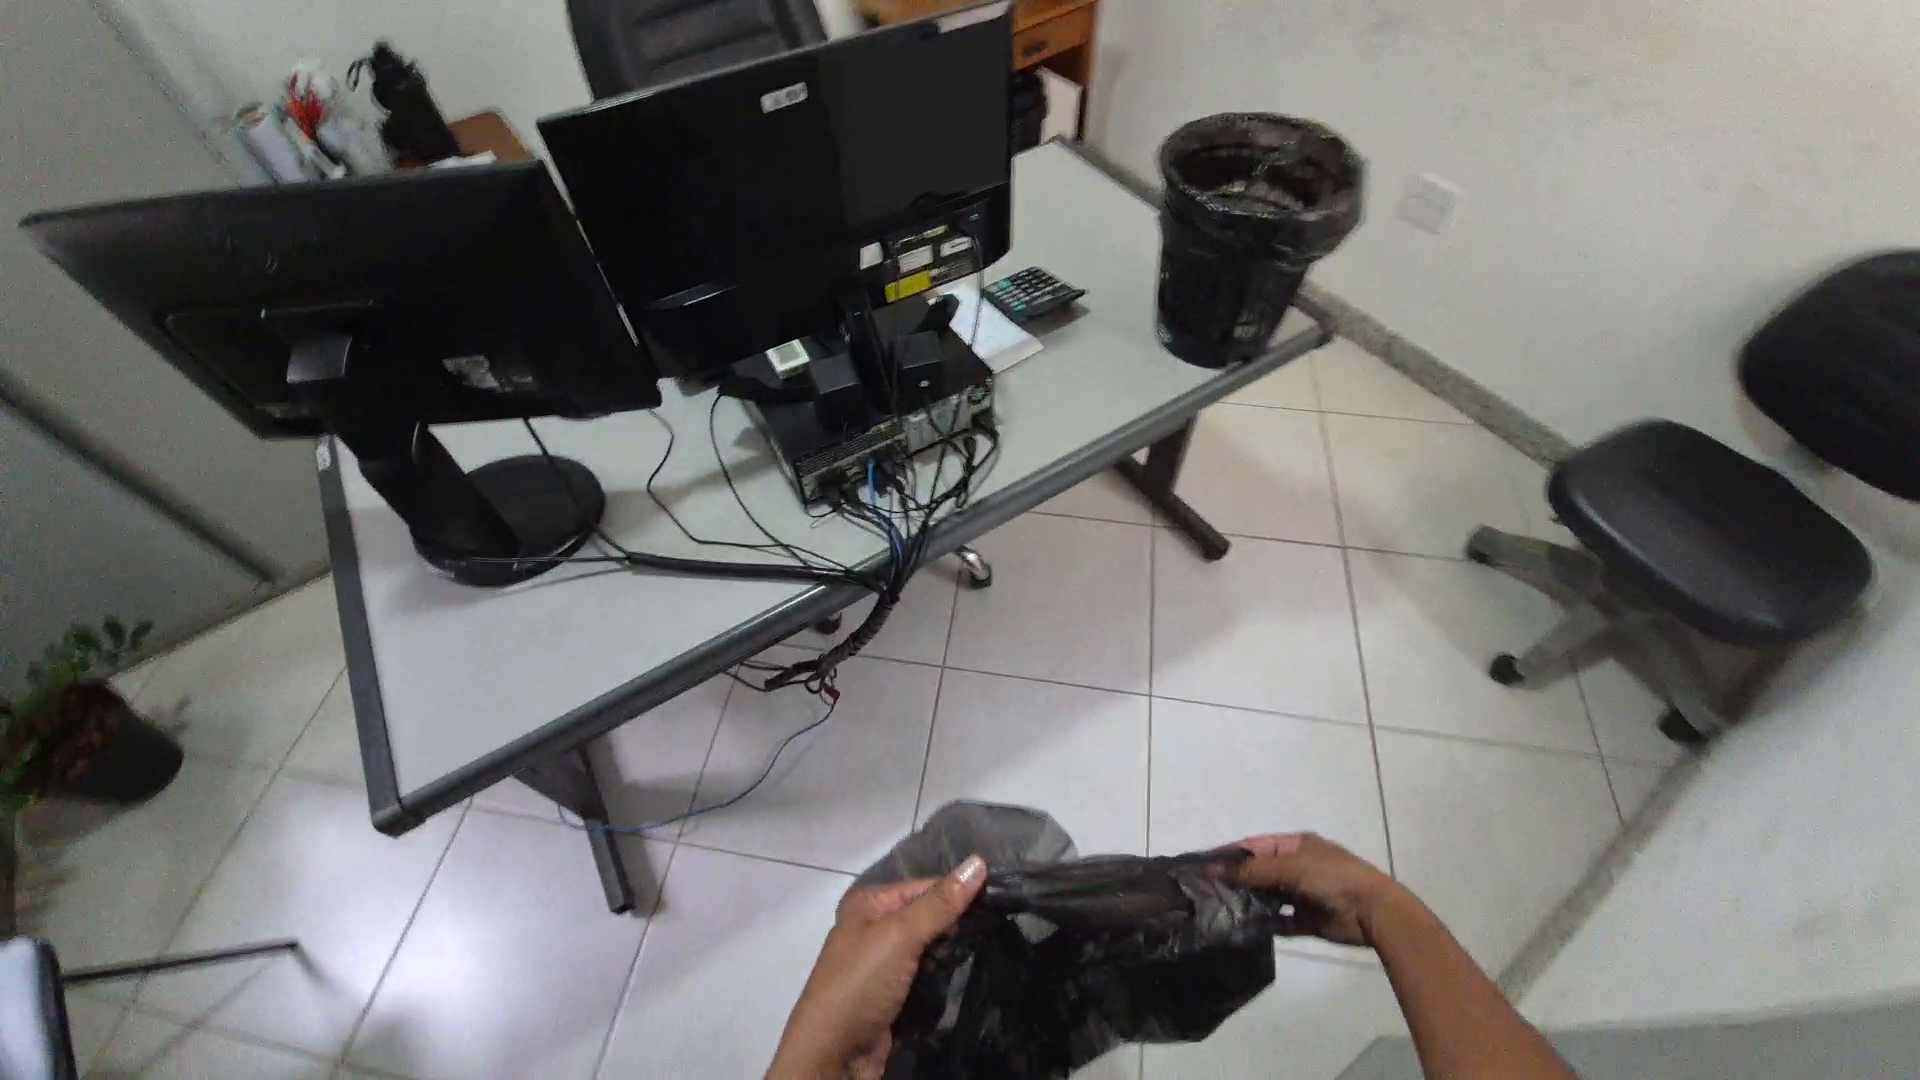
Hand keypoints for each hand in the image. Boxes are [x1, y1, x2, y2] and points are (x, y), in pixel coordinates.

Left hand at [768, 855, 987, 1078]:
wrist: (831, 1058)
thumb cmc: (861, 984)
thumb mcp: (900, 936)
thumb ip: (940, 903)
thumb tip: (978, 861)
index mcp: (869, 903)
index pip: (925, 886)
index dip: (959, 890)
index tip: (998, 898)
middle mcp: (873, 927)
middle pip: (927, 914)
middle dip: (957, 921)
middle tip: (998, 923)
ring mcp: (881, 963)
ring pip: (928, 946)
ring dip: (951, 950)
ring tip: (990, 944)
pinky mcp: (890, 994)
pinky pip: (924, 974)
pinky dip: (942, 975)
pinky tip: (966, 972)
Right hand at [1215, 833, 1415, 947]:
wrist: (1375, 913)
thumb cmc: (1333, 878)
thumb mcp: (1290, 867)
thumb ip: (1252, 870)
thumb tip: (1213, 868)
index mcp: (1295, 846)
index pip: (1254, 846)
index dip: (1229, 854)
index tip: (1202, 865)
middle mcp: (1297, 867)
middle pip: (1259, 872)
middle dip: (1236, 879)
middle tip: (1206, 890)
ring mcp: (1304, 894)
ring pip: (1269, 896)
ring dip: (1249, 902)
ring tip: (1221, 909)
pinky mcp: (1309, 919)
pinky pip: (1282, 920)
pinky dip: (1267, 923)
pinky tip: (1247, 927)